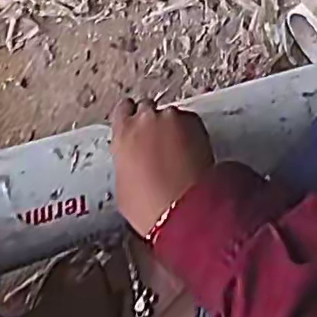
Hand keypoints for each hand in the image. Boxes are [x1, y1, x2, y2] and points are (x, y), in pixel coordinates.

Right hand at [110, 99, 214, 237]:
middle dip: (151, 123)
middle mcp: (146, 118)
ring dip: (171, 128)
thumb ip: (125, 160)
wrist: (184, 208)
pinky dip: (189, 132)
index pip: (123, 109)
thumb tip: (132, 160)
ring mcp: (172, 117)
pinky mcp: (195, 121)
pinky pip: (188, 121)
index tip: (133, 126)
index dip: (129, 117)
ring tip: (177, 154)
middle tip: (156, 144)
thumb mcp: (122, 185)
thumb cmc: (150, 205)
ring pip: (169, 115)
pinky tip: (189, 154)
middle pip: (147, 108)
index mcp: (124, 132)